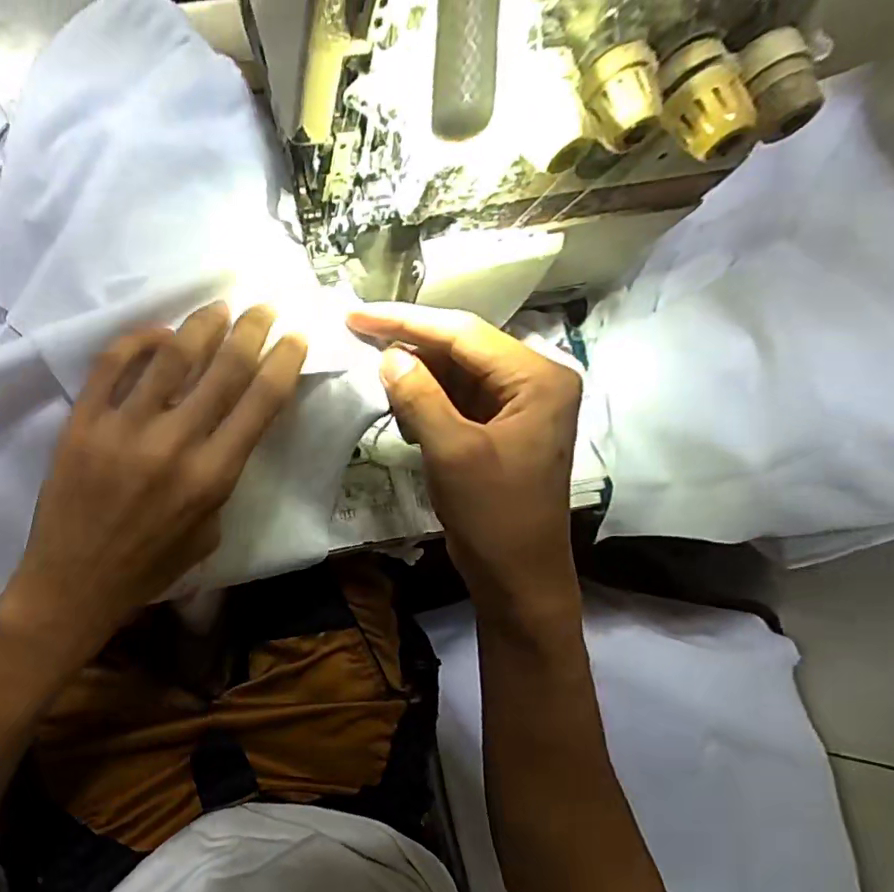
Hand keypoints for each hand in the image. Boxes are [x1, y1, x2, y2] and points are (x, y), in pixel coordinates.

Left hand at [0, 302, 305, 666]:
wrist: (75, 582)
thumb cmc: (148, 566)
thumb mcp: (208, 534)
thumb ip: (222, 481)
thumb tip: (225, 432)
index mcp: (212, 477)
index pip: (260, 402)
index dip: (284, 362)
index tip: (295, 338)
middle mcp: (174, 444)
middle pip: (224, 368)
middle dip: (253, 330)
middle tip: (264, 309)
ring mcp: (124, 428)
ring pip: (172, 354)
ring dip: (203, 324)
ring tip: (218, 309)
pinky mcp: (83, 422)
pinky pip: (113, 363)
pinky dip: (139, 339)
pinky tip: (159, 333)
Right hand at [346, 303, 581, 596]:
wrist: (518, 577)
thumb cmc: (495, 516)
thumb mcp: (453, 452)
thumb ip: (420, 398)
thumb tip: (387, 357)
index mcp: (538, 378)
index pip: (464, 333)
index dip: (406, 322)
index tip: (357, 312)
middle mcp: (534, 382)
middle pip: (462, 348)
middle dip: (409, 345)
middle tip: (356, 333)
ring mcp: (518, 407)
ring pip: (456, 374)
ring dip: (415, 373)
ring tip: (369, 365)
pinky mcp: (499, 430)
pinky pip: (457, 401)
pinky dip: (426, 400)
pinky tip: (398, 402)